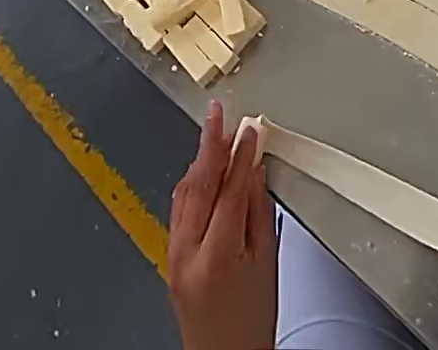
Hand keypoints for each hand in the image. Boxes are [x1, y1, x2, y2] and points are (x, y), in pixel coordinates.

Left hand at [169, 101, 277, 349]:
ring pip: (184, 192)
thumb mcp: (267, 264)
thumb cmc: (251, 325)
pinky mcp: (170, 255)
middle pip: (199, 184)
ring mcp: (174, 254)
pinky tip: (203, 167)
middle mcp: (188, 253)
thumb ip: (258, 212)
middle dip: (210, 143)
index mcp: (217, 257)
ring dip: (200, 159)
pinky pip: (179, 207)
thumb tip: (253, 169)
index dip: (241, 155)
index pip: (230, 191)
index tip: (251, 130)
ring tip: (215, 132)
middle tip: (219, 113)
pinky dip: (192, 181)